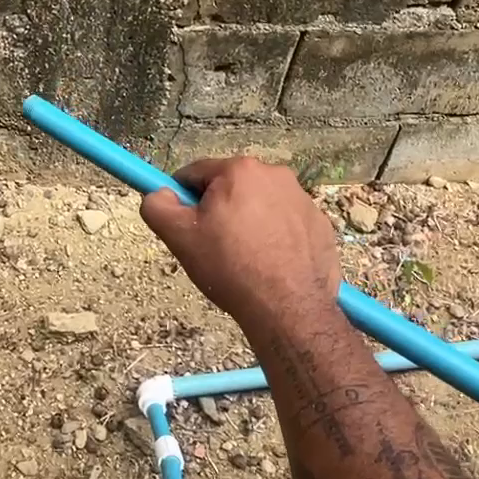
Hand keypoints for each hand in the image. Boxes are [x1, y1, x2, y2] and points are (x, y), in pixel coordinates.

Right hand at [139, 157, 340, 330]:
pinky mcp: (321, 226)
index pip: (195, 174)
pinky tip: (270, 266)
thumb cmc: (229, 266)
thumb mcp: (178, 236)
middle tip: (213, 246)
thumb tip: (158, 194)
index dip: (183, 199)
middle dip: (219, 211)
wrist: (287, 308)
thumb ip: (157, 206)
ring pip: (260, 206)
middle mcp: (275, 175)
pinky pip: (287, 225)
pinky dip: (276, 239)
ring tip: (243, 260)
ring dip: (248, 224)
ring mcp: (303, 200)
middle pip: (231, 188)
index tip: (184, 225)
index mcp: (239, 170)